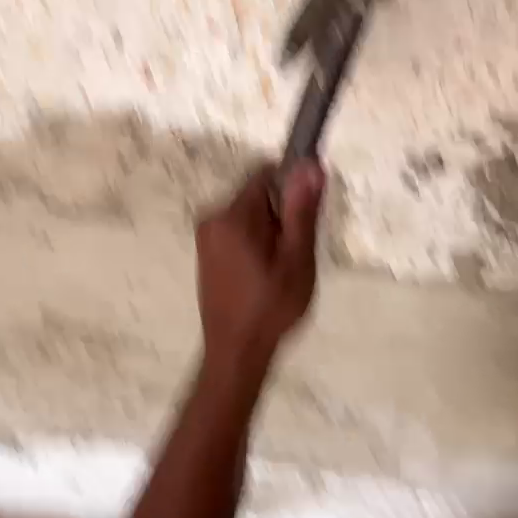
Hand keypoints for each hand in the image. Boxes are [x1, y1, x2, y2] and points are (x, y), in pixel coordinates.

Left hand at [194, 163, 326, 368]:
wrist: (236, 353)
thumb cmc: (271, 307)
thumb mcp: (297, 257)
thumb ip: (302, 209)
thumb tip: (310, 164)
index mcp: (233, 215)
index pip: (267, 173)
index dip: (292, 189)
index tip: (305, 219)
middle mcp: (213, 218)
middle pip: (260, 194)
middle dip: (282, 214)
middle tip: (295, 252)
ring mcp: (207, 237)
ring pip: (251, 214)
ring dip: (271, 231)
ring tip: (281, 268)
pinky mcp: (208, 253)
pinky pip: (239, 231)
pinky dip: (257, 244)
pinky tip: (265, 276)